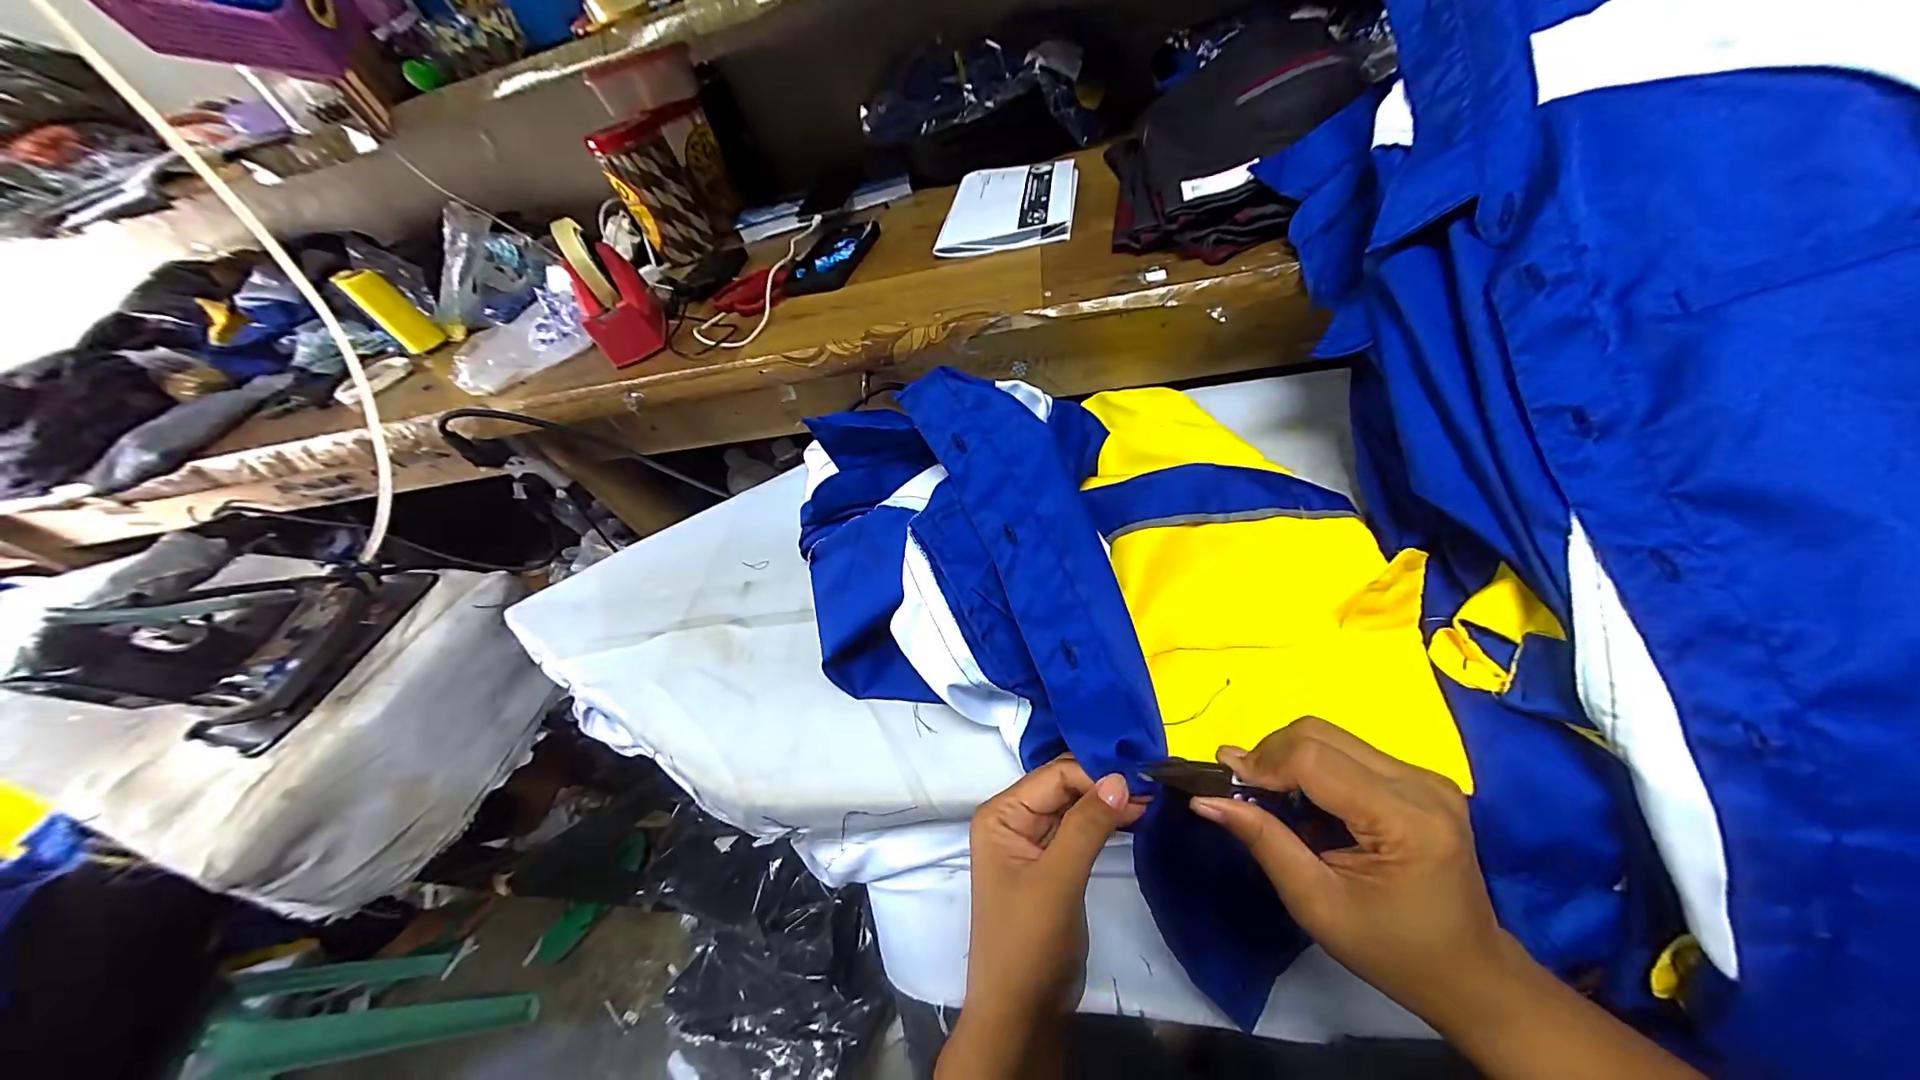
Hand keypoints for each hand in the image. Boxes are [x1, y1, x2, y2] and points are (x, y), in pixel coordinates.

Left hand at [966, 757, 1146, 1015]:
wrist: (1021, 1013)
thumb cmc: (1029, 942)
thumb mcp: (1058, 879)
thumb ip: (1087, 825)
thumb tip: (1120, 777)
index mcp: (1001, 814)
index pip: (1054, 776)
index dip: (1096, 773)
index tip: (1143, 777)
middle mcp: (1013, 818)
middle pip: (1063, 785)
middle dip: (1104, 782)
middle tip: (1153, 783)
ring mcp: (1032, 841)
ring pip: (1074, 805)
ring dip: (1108, 801)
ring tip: (1152, 797)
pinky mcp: (1052, 862)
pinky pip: (1079, 829)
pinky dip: (1104, 822)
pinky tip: (1134, 817)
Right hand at [1189, 717, 1517, 1022]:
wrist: (1469, 974)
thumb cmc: (1392, 950)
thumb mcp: (1316, 904)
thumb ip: (1263, 841)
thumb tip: (1204, 799)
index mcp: (1407, 821)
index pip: (1314, 758)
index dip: (1261, 762)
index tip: (1225, 784)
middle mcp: (1421, 785)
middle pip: (1319, 734)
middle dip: (1269, 755)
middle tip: (1244, 793)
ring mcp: (1425, 777)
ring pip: (1330, 736)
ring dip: (1287, 758)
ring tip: (1272, 799)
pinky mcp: (1419, 779)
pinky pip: (1346, 750)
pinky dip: (1311, 766)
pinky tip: (1307, 803)